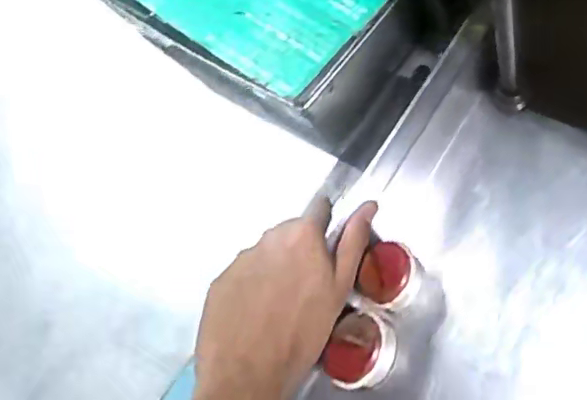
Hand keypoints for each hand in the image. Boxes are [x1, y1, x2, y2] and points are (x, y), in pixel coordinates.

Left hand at [193, 197, 377, 399]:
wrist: (244, 380)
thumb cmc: (298, 336)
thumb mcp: (339, 288)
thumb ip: (354, 240)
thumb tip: (367, 207)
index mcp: (304, 234)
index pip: (320, 207)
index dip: (327, 225)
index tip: (326, 245)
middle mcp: (271, 238)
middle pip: (292, 232)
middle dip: (300, 250)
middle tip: (306, 286)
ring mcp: (242, 259)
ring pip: (266, 253)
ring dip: (275, 268)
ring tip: (279, 306)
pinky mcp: (220, 281)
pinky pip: (242, 274)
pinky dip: (250, 287)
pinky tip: (255, 314)